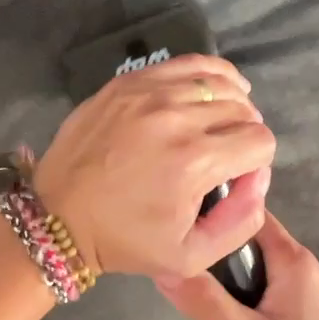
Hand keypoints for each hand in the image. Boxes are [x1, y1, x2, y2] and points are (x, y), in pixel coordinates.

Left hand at [34, 54, 273, 279]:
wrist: (58, 215)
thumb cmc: (125, 239)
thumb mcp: (190, 256)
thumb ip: (241, 221)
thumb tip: (260, 178)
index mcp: (194, 163)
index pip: (260, 141)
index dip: (258, 162)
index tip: (237, 175)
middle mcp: (178, 119)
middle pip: (243, 111)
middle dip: (245, 133)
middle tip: (227, 153)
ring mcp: (152, 93)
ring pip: (220, 83)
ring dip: (232, 102)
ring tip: (223, 121)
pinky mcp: (131, 81)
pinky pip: (188, 63)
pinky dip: (211, 73)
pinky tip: (215, 86)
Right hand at [155, 217, 318, 319]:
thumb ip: (202, 300)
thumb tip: (164, 263)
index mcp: (294, 261)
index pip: (249, 215)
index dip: (215, 219)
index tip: (182, 237)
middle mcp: (304, 272)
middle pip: (246, 259)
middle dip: (216, 289)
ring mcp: (308, 301)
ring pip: (252, 293)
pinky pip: (267, 315)